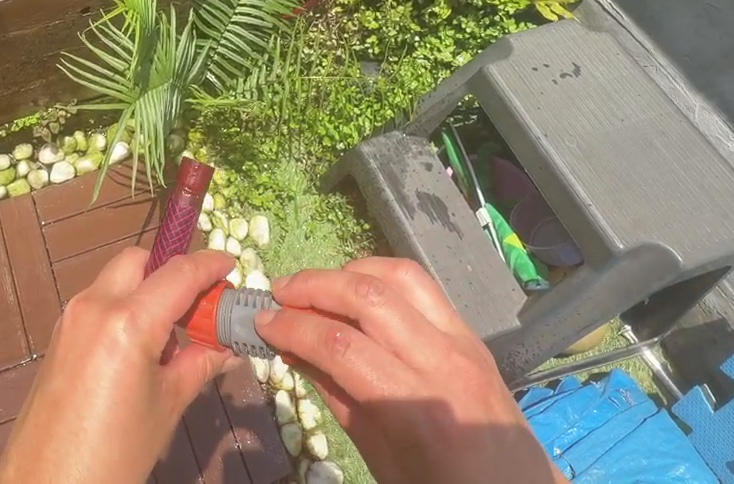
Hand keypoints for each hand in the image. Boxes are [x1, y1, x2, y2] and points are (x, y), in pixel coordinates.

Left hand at [0, 248, 236, 483]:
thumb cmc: (116, 452)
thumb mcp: (167, 407)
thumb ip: (198, 364)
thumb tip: (226, 346)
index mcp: (128, 321)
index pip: (178, 274)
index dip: (208, 264)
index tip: (231, 265)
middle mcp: (95, 304)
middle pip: (139, 261)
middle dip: (170, 270)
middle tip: (198, 302)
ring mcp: (72, 315)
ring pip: (117, 278)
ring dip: (147, 288)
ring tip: (173, 332)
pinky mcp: (60, 332)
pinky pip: (99, 301)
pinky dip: (125, 305)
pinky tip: (141, 345)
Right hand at [254, 257, 565, 483]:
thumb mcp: (382, 462)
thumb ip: (337, 398)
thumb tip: (293, 350)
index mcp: (419, 410)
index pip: (341, 346)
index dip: (293, 328)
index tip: (262, 323)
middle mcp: (444, 363)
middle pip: (368, 296)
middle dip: (314, 286)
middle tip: (278, 294)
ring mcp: (464, 341)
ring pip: (398, 275)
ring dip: (346, 271)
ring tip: (315, 286)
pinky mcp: (471, 331)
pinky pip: (421, 284)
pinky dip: (379, 275)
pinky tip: (355, 288)